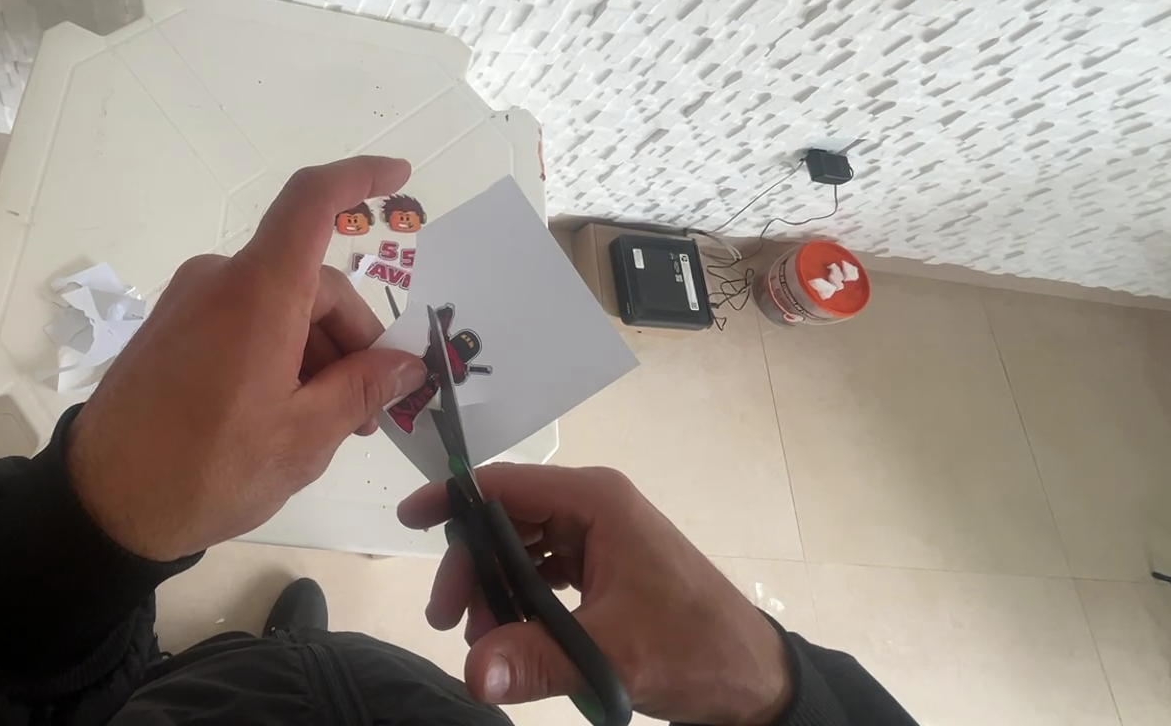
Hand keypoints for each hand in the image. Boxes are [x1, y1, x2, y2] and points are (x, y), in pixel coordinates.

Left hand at [68, 157, 430, 560]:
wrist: (98, 505)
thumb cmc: (206, 467)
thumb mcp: (302, 437)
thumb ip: (361, 389)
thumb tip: (405, 363)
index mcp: (258, 292)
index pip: (312, 202)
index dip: (360, 177)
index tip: (401, 176)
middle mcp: (223, 279)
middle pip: (311, 283)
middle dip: (352, 338)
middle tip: (369, 408)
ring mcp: (193, 300)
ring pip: (282, 305)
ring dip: (316, 353)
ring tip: (326, 424)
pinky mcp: (175, 324)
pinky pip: (247, 319)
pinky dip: (279, 351)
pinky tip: (284, 410)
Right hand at [398, 464, 792, 725]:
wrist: (760, 684)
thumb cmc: (694, 649)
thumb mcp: (614, 654)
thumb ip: (538, 659)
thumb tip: (471, 674)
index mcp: (593, 500)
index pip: (505, 485)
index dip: (453, 499)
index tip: (409, 520)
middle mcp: (589, 505)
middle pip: (506, 519)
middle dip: (472, 566)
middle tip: (447, 619)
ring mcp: (595, 533)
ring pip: (520, 545)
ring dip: (494, 587)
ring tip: (481, 639)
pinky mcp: (600, 562)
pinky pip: (542, 568)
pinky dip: (520, 597)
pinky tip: (510, 634)